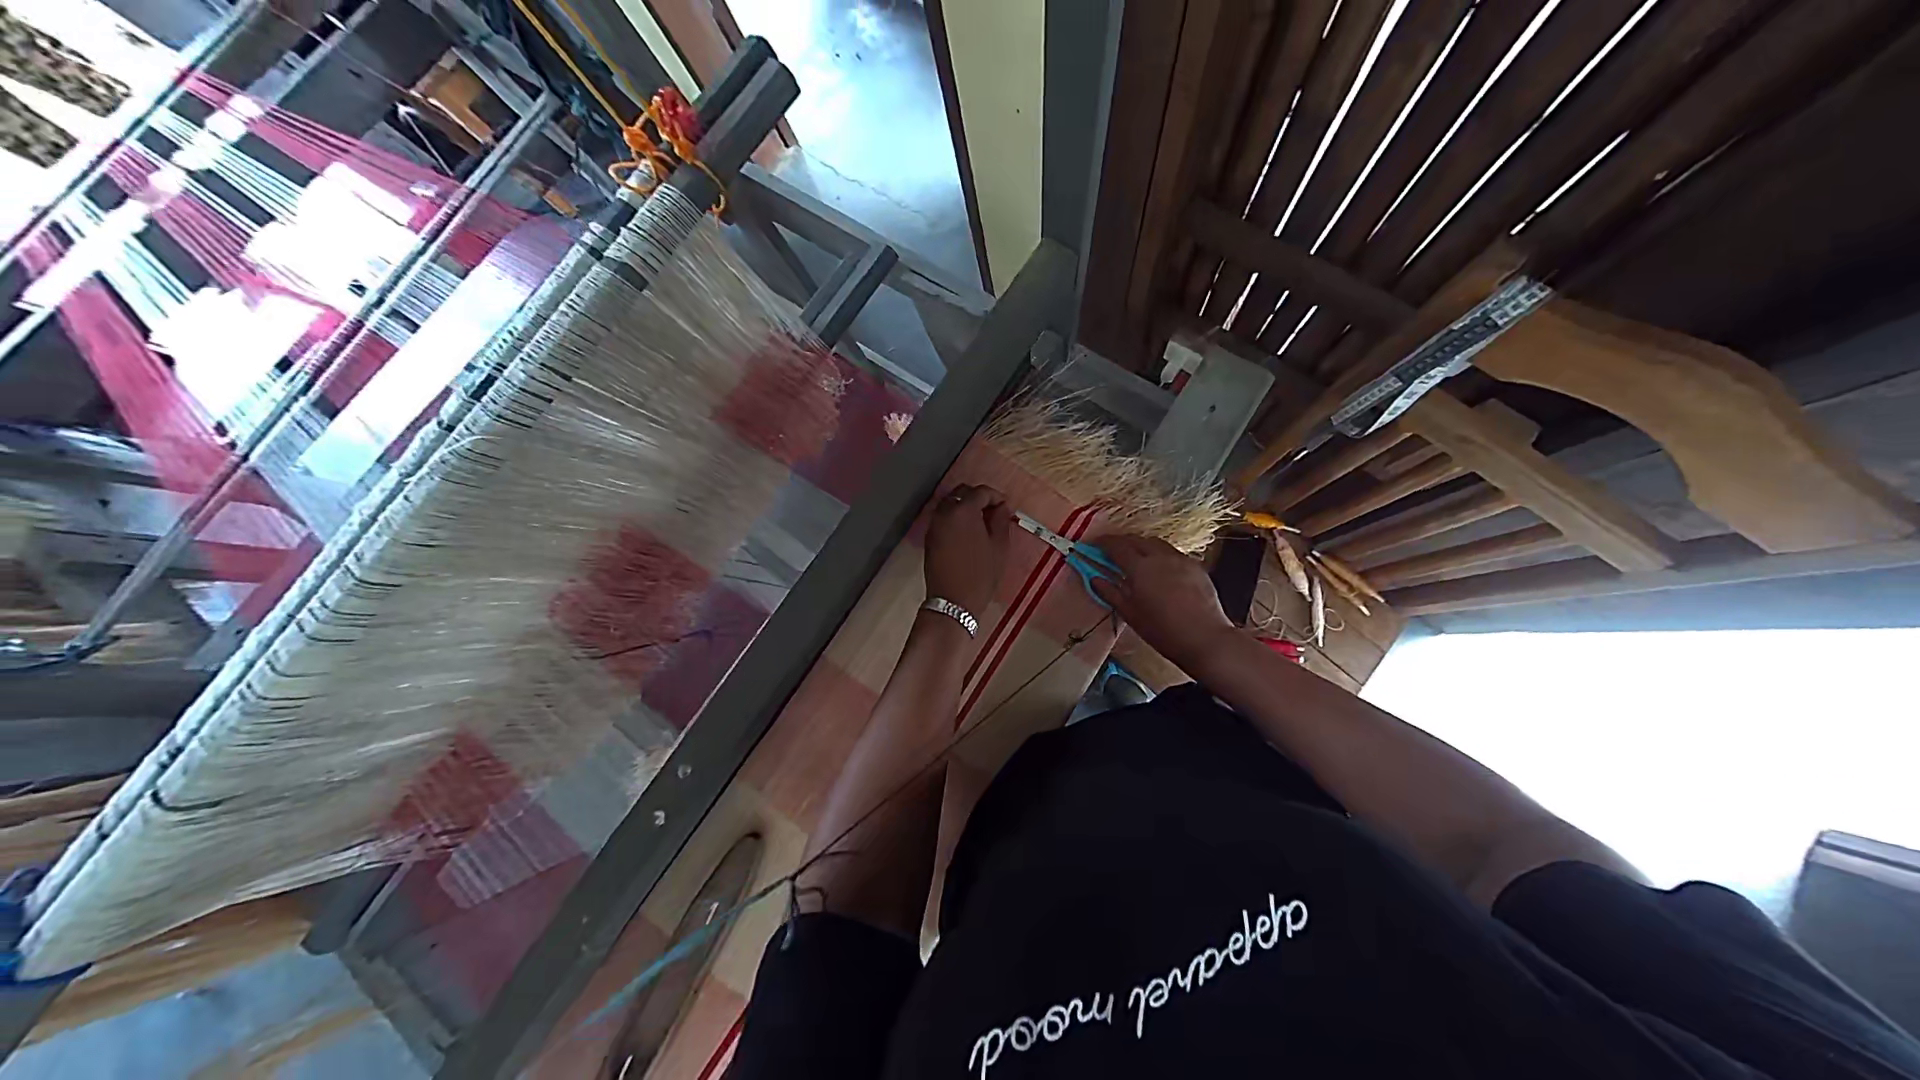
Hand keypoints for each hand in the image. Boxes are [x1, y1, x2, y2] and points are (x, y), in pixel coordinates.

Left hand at [924, 484, 1011, 616]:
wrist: (953, 601)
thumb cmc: (981, 575)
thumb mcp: (999, 546)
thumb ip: (1001, 520)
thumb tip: (1002, 506)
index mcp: (964, 511)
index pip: (981, 492)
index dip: (996, 496)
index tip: (1006, 506)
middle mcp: (945, 512)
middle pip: (962, 493)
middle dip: (978, 497)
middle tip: (994, 511)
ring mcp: (934, 525)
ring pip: (950, 504)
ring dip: (965, 507)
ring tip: (981, 522)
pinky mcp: (929, 537)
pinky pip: (943, 518)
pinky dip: (955, 517)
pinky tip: (967, 532)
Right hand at [1089, 535, 1237, 671]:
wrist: (1205, 639)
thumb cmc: (1163, 631)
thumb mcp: (1131, 614)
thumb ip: (1111, 593)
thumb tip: (1095, 579)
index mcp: (1140, 567)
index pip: (1116, 546)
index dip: (1101, 543)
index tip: (1092, 545)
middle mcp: (1160, 556)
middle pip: (1136, 540)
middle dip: (1121, 542)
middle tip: (1110, 551)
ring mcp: (1181, 559)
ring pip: (1156, 543)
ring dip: (1141, 545)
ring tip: (1134, 558)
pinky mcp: (1196, 566)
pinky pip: (1172, 553)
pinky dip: (1159, 555)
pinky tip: (1159, 570)